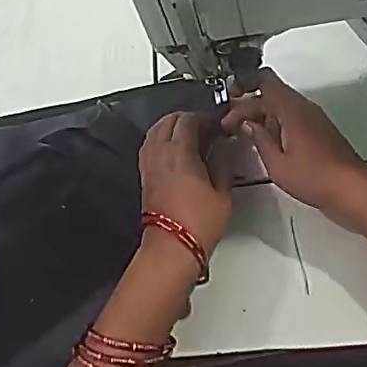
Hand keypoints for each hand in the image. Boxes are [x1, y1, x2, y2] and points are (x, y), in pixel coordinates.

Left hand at [138, 112, 233, 257]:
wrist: (172, 247)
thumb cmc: (196, 224)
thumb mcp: (223, 193)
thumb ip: (222, 164)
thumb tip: (221, 150)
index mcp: (180, 153)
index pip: (188, 120)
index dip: (203, 119)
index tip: (214, 127)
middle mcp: (160, 154)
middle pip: (168, 120)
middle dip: (186, 119)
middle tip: (203, 128)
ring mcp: (149, 164)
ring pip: (155, 130)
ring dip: (171, 127)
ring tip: (188, 135)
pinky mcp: (144, 175)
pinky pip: (149, 145)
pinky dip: (160, 139)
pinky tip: (171, 149)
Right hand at [221, 69, 366, 215]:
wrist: (352, 191)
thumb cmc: (318, 178)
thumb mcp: (276, 163)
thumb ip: (259, 139)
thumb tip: (249, 126)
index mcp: (291, 109)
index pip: (262, 82)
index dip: (240, 92)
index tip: (229, 110)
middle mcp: (304, 108)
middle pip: (271, 91)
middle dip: (249, 103)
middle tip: (234, 120)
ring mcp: (314, 118)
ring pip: (281, 103)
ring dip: (262, 113)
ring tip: (248, 132)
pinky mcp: (319, 130)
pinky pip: (292, 116)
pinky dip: (276, 122)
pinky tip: (269, 142)